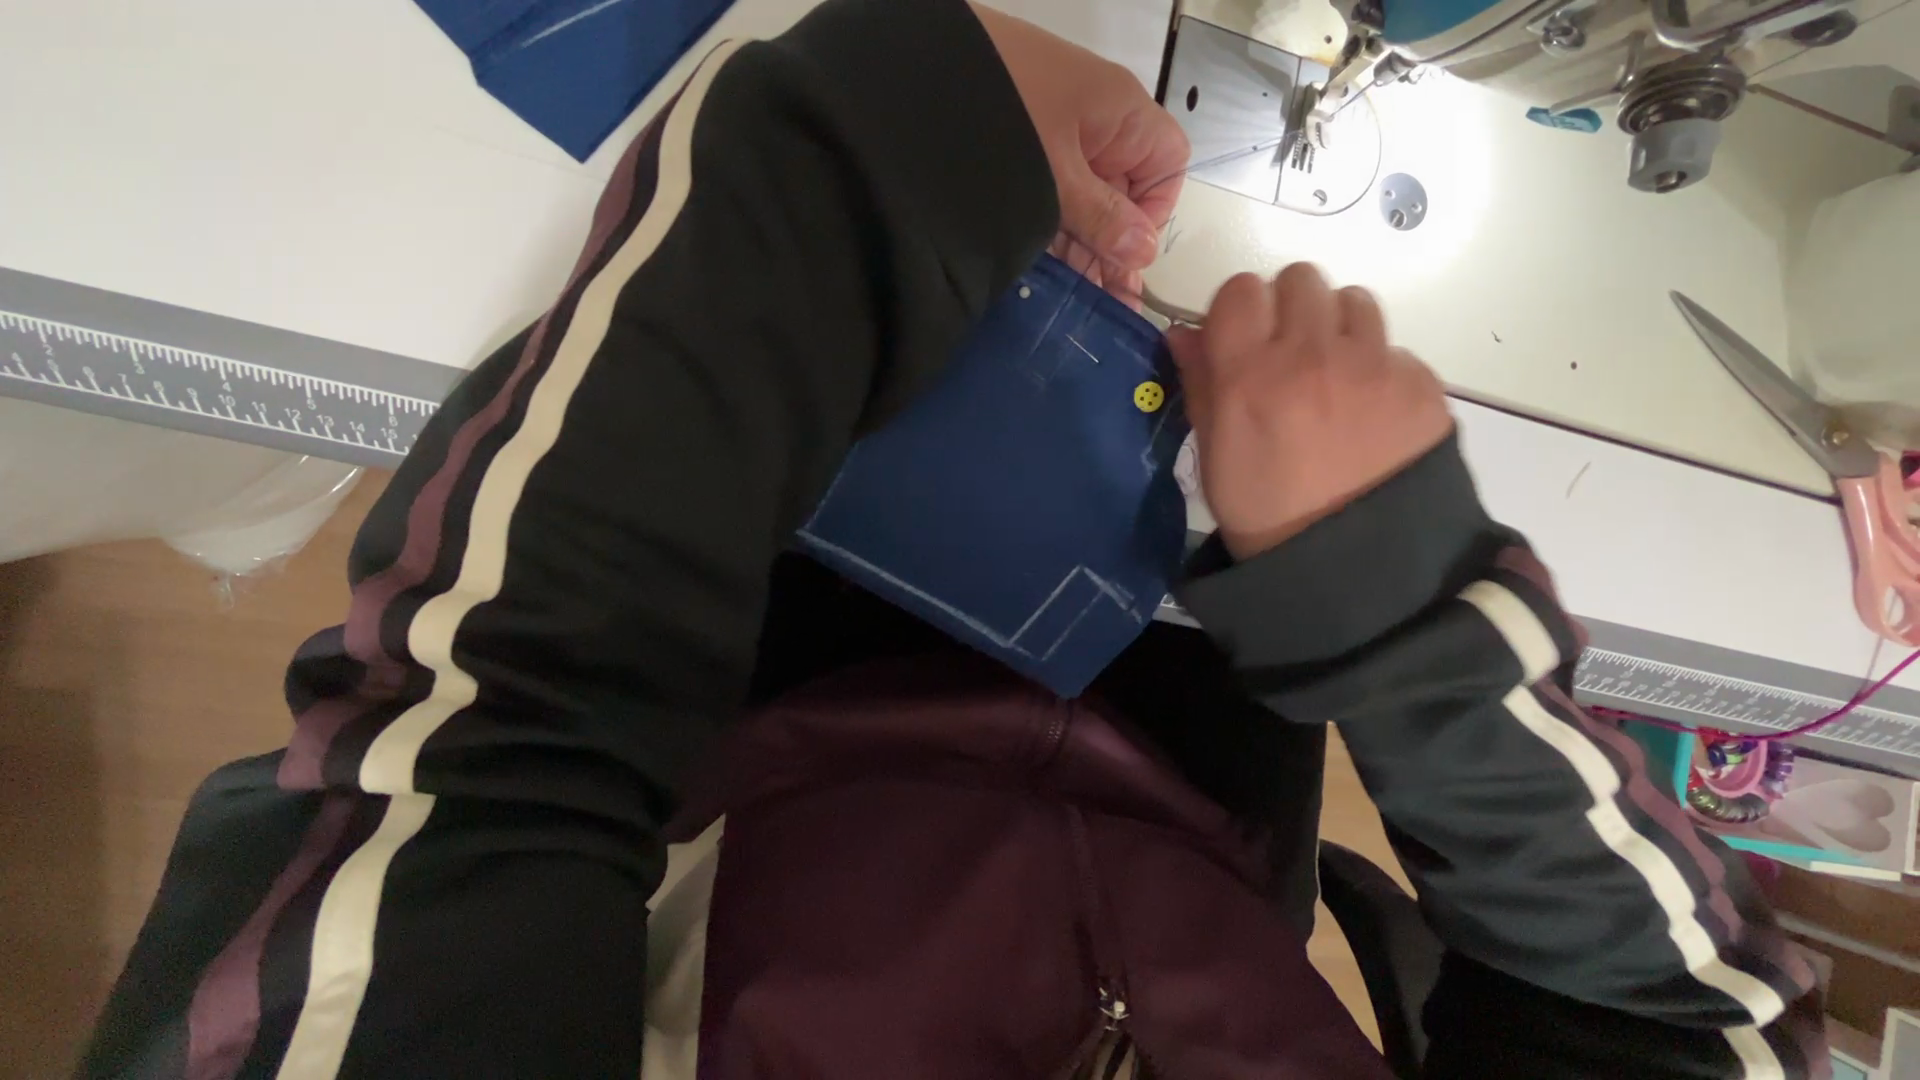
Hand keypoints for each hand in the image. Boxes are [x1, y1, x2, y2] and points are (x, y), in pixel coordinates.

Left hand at [970, 4, 1188, 297]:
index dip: (1153, 211)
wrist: (908, 80)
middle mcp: (1093, 126)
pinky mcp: (1017, 156)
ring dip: (1079, 249)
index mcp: (1119, 113)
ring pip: (1082, 200)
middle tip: (1104, 306)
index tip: (1126, 252)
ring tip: (1077, 304)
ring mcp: (1053, 141)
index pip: (1165, 163)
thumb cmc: (998, 115)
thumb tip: (1144, 252)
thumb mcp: (1055, 177)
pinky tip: (1046, 278)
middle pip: (1121, 191)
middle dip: (1112, 247)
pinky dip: (1047, 234)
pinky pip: (1047, 199)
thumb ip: (1101, 217)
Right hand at [1167, 265, 1453, 559]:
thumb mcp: (1214, 454)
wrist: (1348, 567)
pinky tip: (1370, 413)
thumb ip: (1200, 384)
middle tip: (1289, 355)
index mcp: (1249, 376)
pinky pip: (1393, 348)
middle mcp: (1311, 356)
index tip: (1241, 339)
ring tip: (1334, 377)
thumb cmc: (1263, 514)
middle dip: (1289, 309)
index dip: (1237, 310)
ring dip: (1337, 328)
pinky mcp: (1420, 383)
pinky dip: (1377, 369)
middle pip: (1300, 279)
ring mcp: (1373, 366)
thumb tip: (1185, 333)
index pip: (1239, 289)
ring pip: (1353, 301)